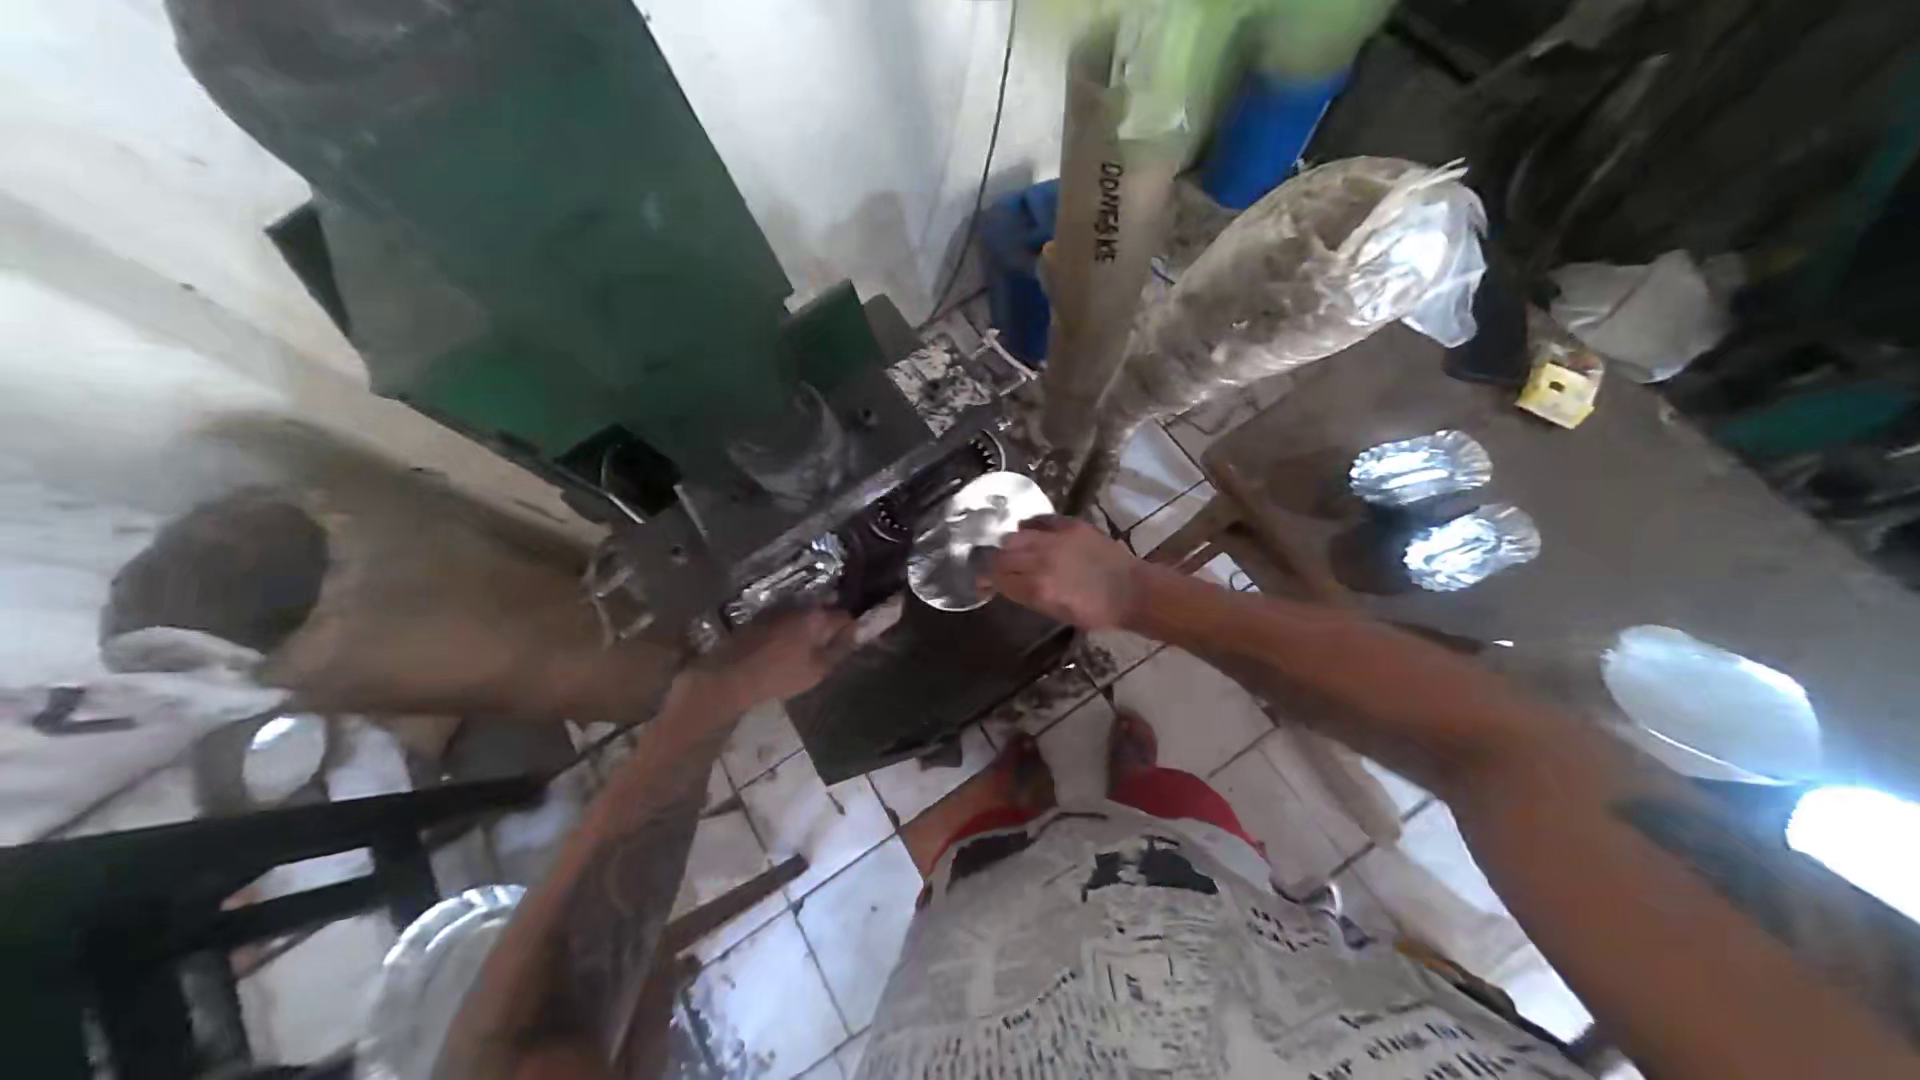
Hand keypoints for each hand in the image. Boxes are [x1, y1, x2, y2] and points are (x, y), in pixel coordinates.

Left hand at [694, 606, 856, 709]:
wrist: (730, 676)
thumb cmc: (779, 675)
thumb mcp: (817, 669)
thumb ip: (840, 649)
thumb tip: (857, 635)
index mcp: (816, 616)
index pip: (845, 616)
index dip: (853, 627)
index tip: (854, 640)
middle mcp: (798, 605)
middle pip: (824, 609)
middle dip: (831, 622)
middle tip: (833, 643)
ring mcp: (777, 609)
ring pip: (803, 612)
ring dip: (811, 624)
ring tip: (812, 645)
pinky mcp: (760, 617)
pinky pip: (786, 617)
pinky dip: (793, 627)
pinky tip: (789, 644)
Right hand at [987, 516, 1140, 629]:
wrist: (1131, 591)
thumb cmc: (1095, 612)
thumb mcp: (1055, 612)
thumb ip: (1027, 596)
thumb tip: (1006, 585)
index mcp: (1036, 588)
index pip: (996, 578)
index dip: (986, 580)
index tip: (984, 583)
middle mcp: (1040, 560)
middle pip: (1001, 555)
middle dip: (994, 563)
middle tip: (997, 567)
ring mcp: (1055, 539)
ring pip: (1015, 535)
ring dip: (1011, 544)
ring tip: (1016, 550)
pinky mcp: (1070, 525)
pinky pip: (1039, 520)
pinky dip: (1031, 527)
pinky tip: (1033, 533)